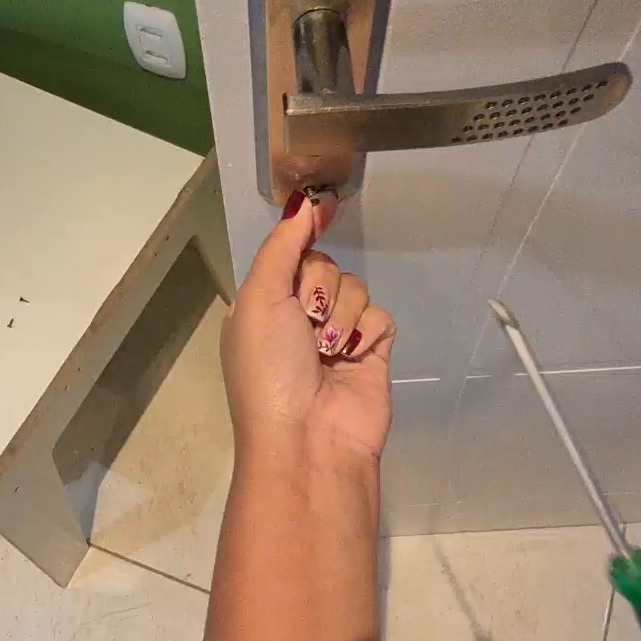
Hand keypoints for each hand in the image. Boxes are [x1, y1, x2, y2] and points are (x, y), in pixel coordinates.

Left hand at [221, 190, 396, 464]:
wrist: (308, 438)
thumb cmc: (270, 367)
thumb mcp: (260, 298)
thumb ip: (282, 246)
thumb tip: (304, 201)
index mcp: (263, 305)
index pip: (289, 252)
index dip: (304, 234)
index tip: (325, 208)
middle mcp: (298, 316)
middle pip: (325, 265)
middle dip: (318, 288)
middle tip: (306, 322)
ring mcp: (337, 335)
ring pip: (356, 288)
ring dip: (341, 316)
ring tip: (327, 351)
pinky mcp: (372, 352)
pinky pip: (380, 317)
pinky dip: (366, 333)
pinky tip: (352, 358)